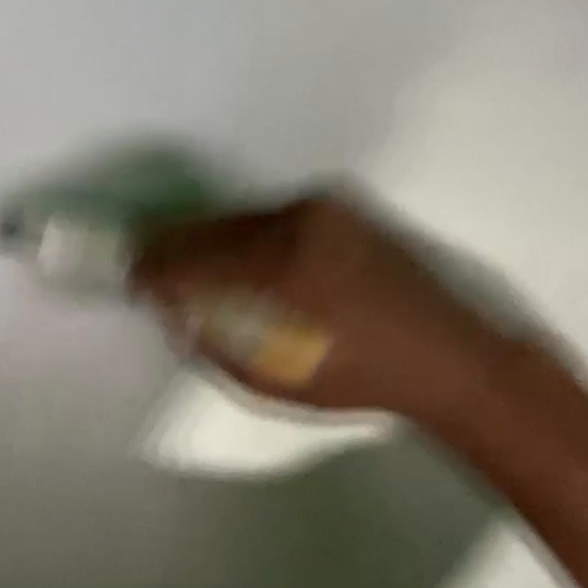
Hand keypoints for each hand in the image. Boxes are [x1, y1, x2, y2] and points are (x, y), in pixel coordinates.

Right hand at [130, 192, 517, 422]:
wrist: (455, 358)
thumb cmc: (361, 382)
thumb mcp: (273, 384)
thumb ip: (213, 343)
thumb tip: (173, 313)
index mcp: (282, 273)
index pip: (192, 260)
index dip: (153, 269)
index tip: (132, 279)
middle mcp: (296, 225)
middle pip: (207, 229)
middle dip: (170, 247)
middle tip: (145, 264)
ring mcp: (319, 208)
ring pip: (234, 217)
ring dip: (203, 237)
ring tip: (183, 257)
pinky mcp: (336, 204)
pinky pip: (265, 214)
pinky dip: (240, 231)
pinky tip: (232, 250)